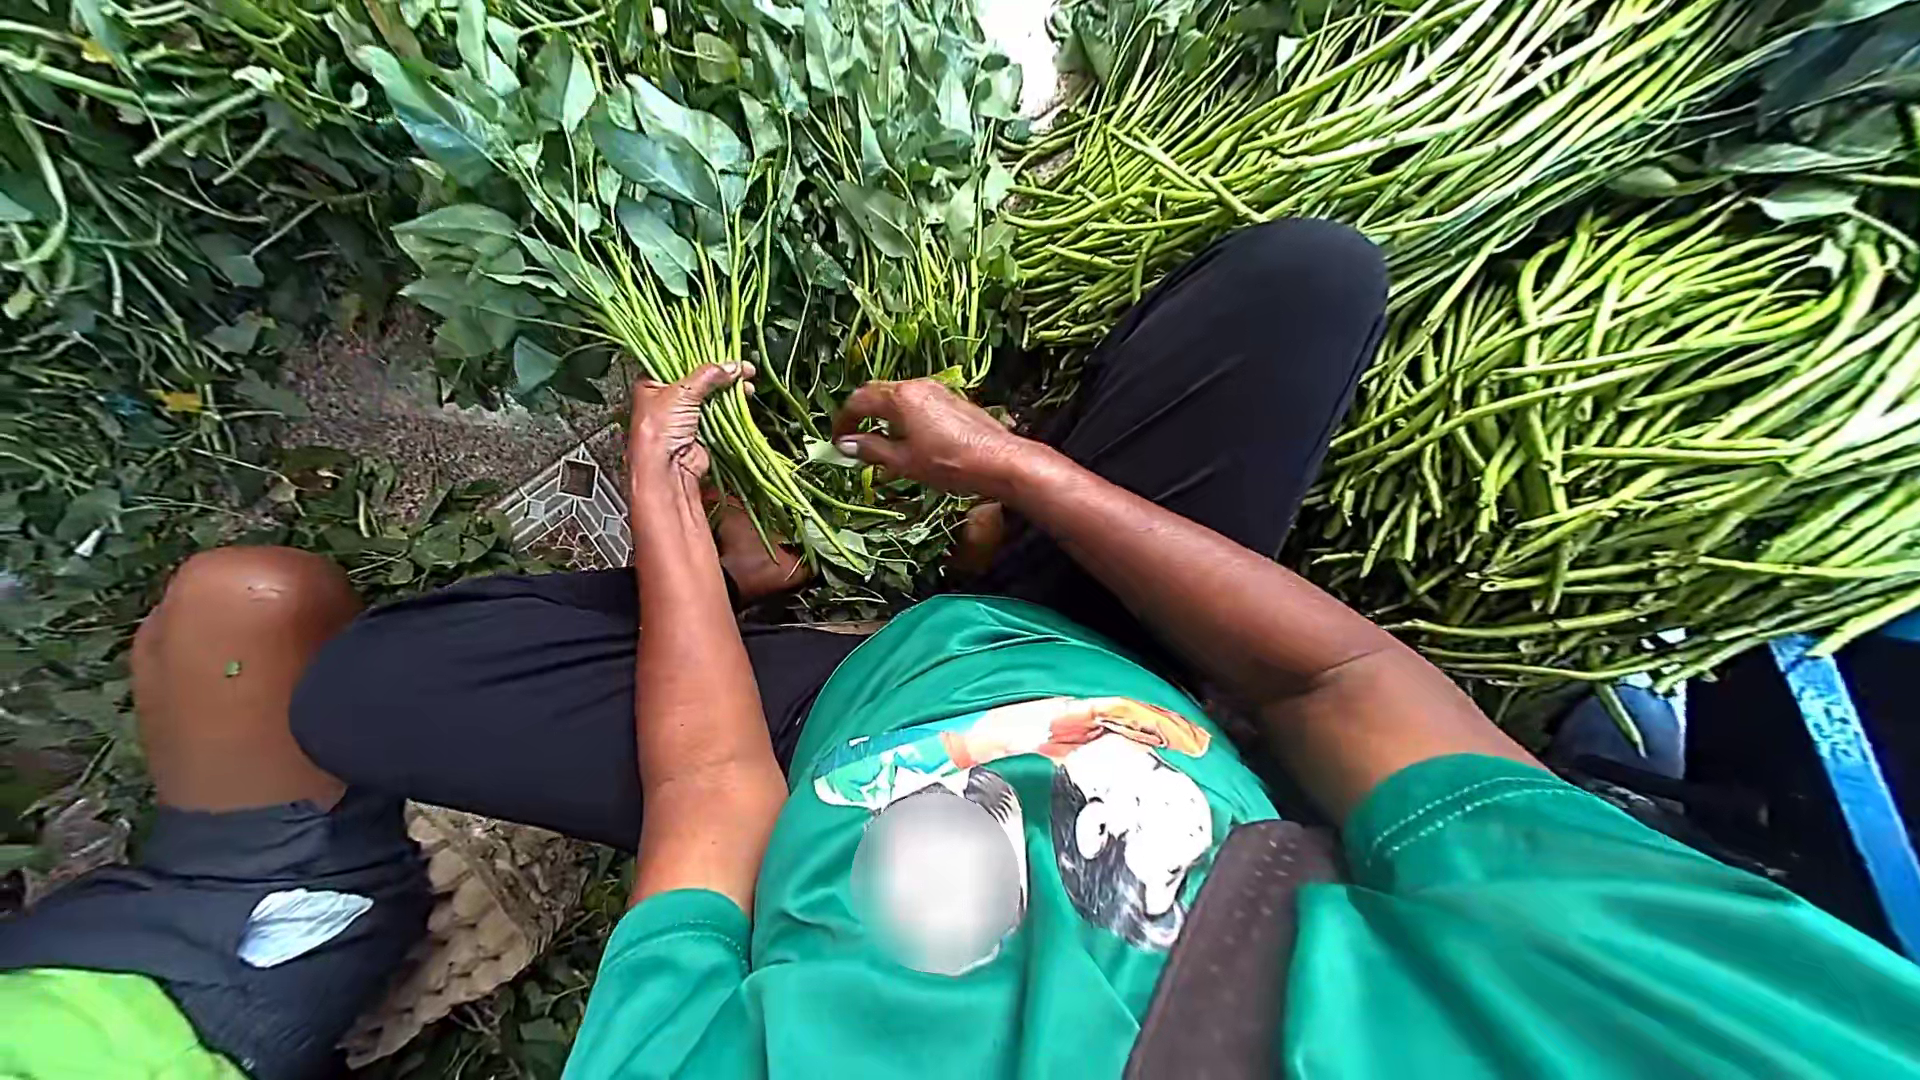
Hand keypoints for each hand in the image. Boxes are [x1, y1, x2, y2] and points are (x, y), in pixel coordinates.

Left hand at [627, 362, 751, 498]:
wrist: (668, 468)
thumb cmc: (658, 429)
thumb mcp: (680, 392)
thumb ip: (706, 376)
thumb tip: (730, 365)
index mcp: (653, 382)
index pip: (679, 360)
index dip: (701, 354)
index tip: (722, 350)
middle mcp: (670, 397)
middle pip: (700, 378)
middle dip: (722, 372)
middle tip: (741, 367)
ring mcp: (688, 414)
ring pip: (713, 394)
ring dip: (731, 388)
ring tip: (747, 380)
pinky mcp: (704, 429)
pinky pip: (721, 412)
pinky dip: (733, 405)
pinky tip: (743, 396)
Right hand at [830, 379, 1036, 499]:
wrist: (1000, 461)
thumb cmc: (949, 463)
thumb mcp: (904, 461)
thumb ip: (872, 449)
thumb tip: (845, 444)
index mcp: (901, 397)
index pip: (859, 400)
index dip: (843, 420)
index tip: (836, 440)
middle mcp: (918, 386)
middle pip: (879, 394)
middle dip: (862, 416)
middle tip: (853, 440)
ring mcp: (939, 391)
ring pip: (900, 400)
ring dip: (885, 419)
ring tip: (880, 447)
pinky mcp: (954, 402)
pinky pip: (919, 406)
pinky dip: (905, 421)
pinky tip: (909, 444)